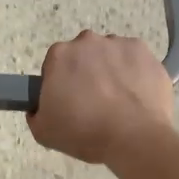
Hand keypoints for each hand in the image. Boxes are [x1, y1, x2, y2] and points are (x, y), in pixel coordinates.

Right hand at [27, 31, 174, 164]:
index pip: (55, 65)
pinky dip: (134, 72)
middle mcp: (87, 41)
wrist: (135, 137)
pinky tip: (137, 96)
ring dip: (111, 71)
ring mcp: (117, 43)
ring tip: (120, 102)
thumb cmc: (85, 133)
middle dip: (87, 74)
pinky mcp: (142, 50)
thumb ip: (36, 112)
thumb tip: (39, 106)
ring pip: (109, 55)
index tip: (70, 102)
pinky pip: (134, 59)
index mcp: (60, 55)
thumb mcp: (44, 132)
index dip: (61, 84)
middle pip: (83, 56)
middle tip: (94, 104)